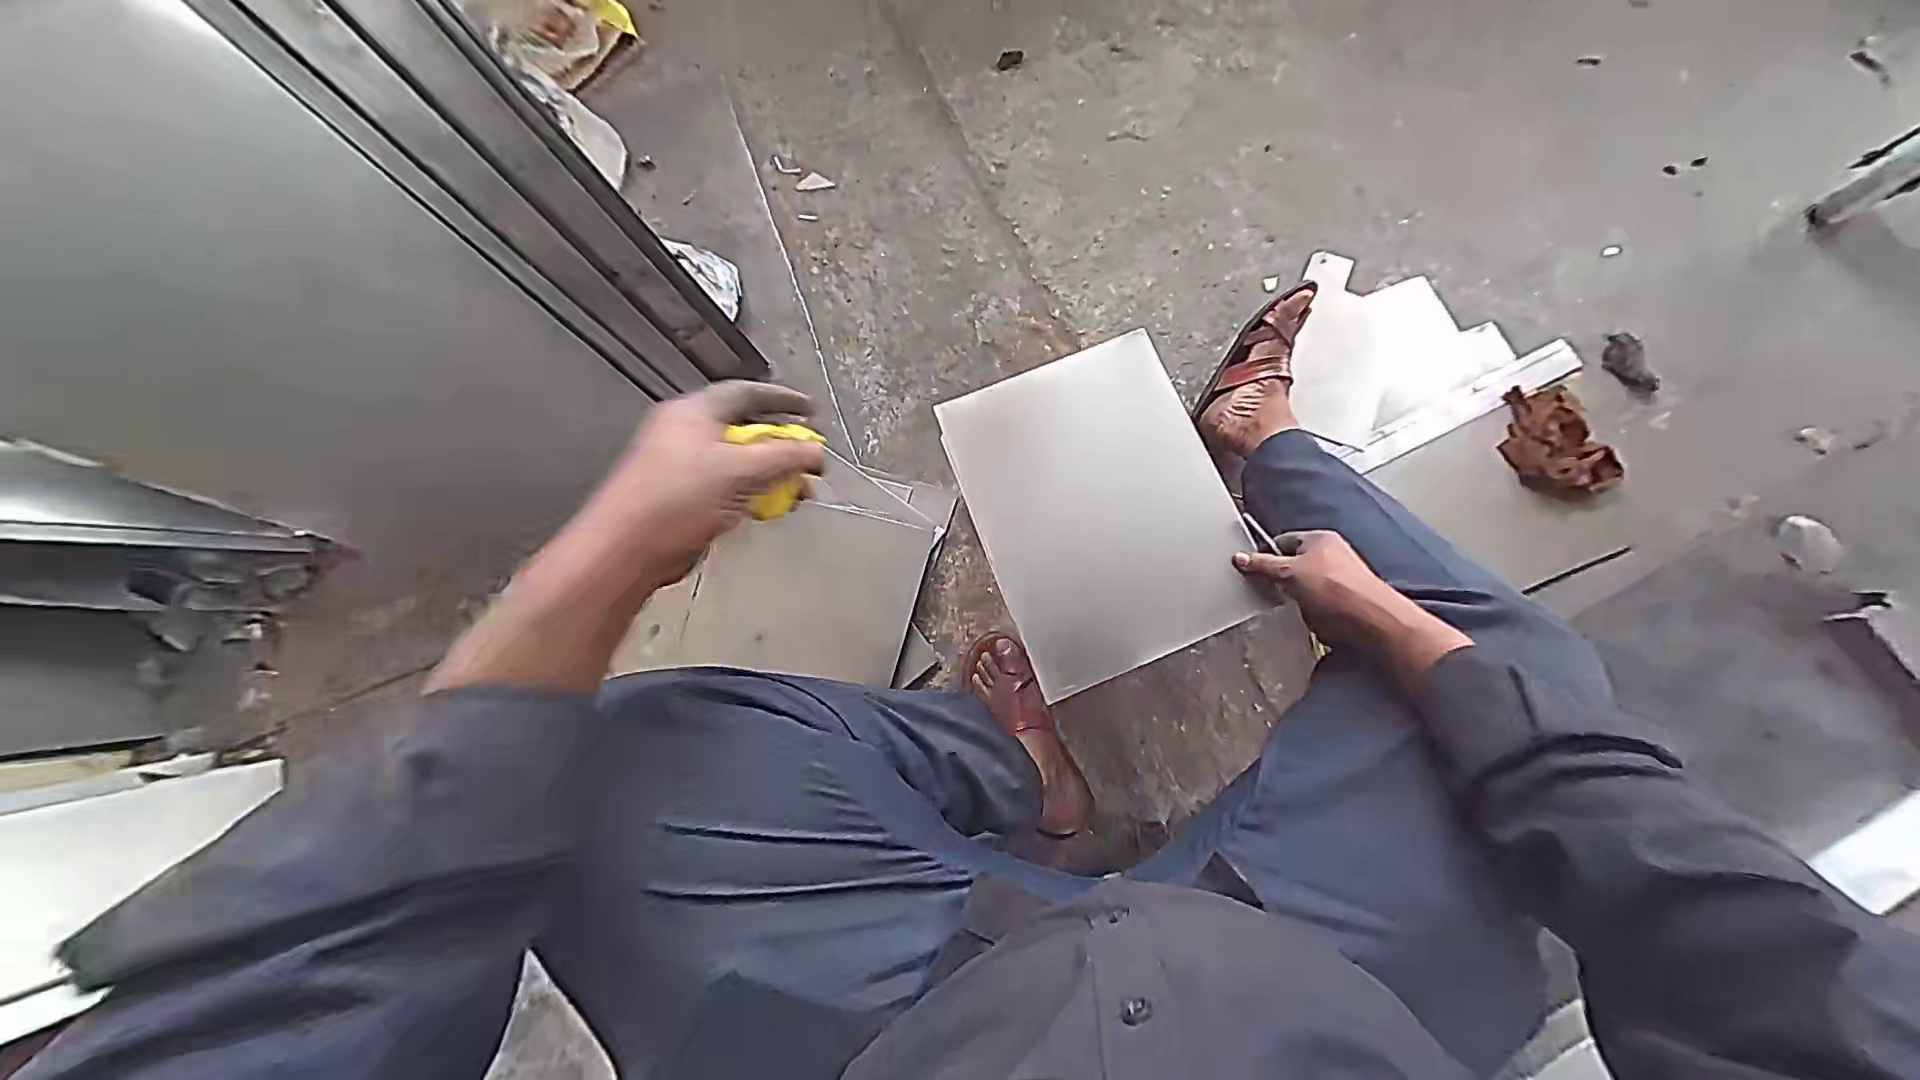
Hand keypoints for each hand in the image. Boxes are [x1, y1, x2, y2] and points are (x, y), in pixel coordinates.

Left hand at [578, 381, 825, 583]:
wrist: (628, 549)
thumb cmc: (675, 501)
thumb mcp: (739, 471)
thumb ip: (784, 457)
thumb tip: (816, 451)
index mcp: (695, 413)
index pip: (747, 394)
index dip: (784, 399)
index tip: (812, 411)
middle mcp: (689, 433)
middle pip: (747, 428)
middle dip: (784, 444)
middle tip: (809, 457)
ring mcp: (686, 465)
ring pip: (742, 461)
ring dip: (774, 473)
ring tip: (798, 490)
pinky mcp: (687, 495)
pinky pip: (732, 486)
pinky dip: (756, 492)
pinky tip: (771, 507)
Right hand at [1233, 530, 1413, 645]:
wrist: (1371, 621)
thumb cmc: (1334, 589)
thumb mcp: (1288, 572)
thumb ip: (1261, 564)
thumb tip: (1239, 557)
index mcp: (1320, 538)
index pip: (1281, 540)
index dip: (1265, 553)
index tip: (1251, 568)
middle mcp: (1331, 554)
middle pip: (1291, 563)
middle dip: (1279, 577)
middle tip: (1268, 587)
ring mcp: (1338, 577)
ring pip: (1301, 584)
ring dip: (1293, 595)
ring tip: (1289, 603)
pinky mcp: (1342, 600)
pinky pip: (1313, 601)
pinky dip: (1305, 608)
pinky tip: (1303, 614)